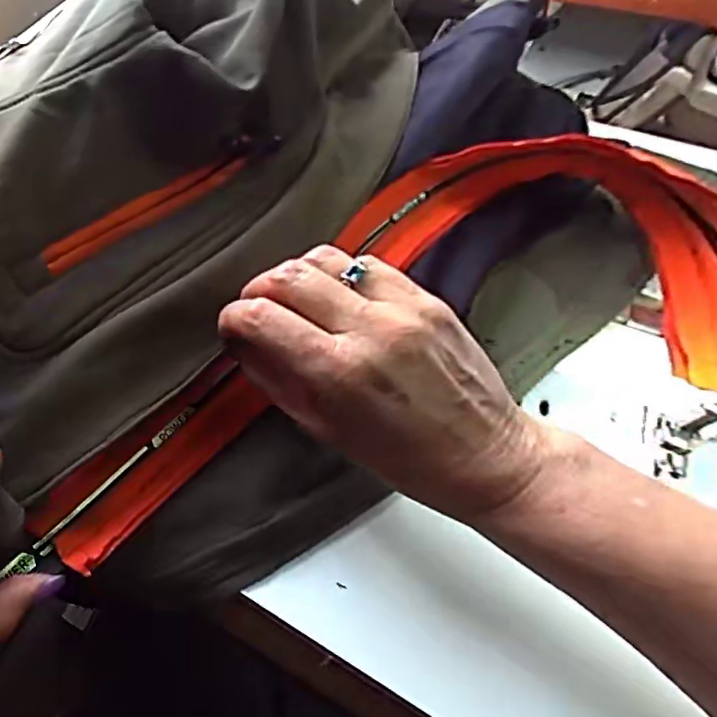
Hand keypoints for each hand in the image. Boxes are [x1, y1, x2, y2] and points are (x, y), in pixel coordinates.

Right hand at [219, 246, 567, 521]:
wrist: (484, 454)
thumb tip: (246, 348)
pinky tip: (336, 297)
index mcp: (338, 373)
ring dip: (295, 275)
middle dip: (257, 291)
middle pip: (287, 276)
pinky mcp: (427, 297)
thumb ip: (279, 382)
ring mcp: (403, 307)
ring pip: (324, 258)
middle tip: (255, 311)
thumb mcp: (325, 430)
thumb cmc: (407, 458)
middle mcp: (371, 330)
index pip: (260, 317)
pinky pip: (365, 264)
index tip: (232, 327)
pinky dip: (338, 274)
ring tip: (293, 301)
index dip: (233, 318)